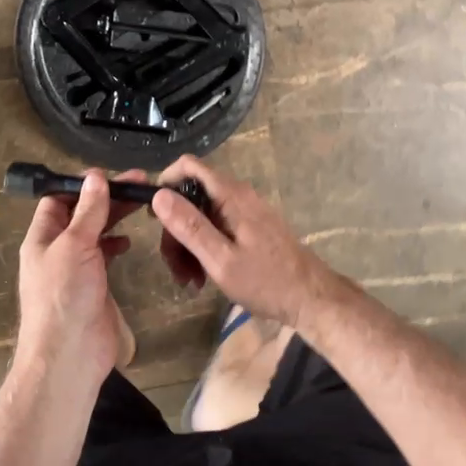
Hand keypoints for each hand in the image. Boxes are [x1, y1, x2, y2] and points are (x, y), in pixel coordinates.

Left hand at [14, 169, 146, 379]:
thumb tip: (95, 177)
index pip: (58, 199)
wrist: (69, 356)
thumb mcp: (75, 245)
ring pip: (95, 232)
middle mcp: (56, 249)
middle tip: (139, 183)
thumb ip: (88, 211)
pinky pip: (103, 255)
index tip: (110, 174)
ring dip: (113, 217)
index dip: (82, 185)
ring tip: (140, 203)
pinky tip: (129, 241)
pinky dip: (116, 243)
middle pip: (81, 213)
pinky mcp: (93, 286)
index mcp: (42, 236)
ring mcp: (75, 268)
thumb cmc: (65, 295)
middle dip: (106, 197)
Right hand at [151, 156, 349, 328]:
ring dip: (189, 245)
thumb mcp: (221, 260)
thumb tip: (158, 195)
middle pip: (192, 196)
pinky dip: (205, 248)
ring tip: (191, 281)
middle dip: (176, 229)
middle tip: (175, 268)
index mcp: (230, 195)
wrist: (312, 299)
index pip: (189, 166)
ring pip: (202, 215)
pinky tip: (205, 277)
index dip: (166, 182)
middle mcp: (237, 195)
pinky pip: (217, 227)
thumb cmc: (267, 281)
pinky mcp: (249, 227)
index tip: (154, 216)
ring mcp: (244, 211)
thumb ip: (190, 227)